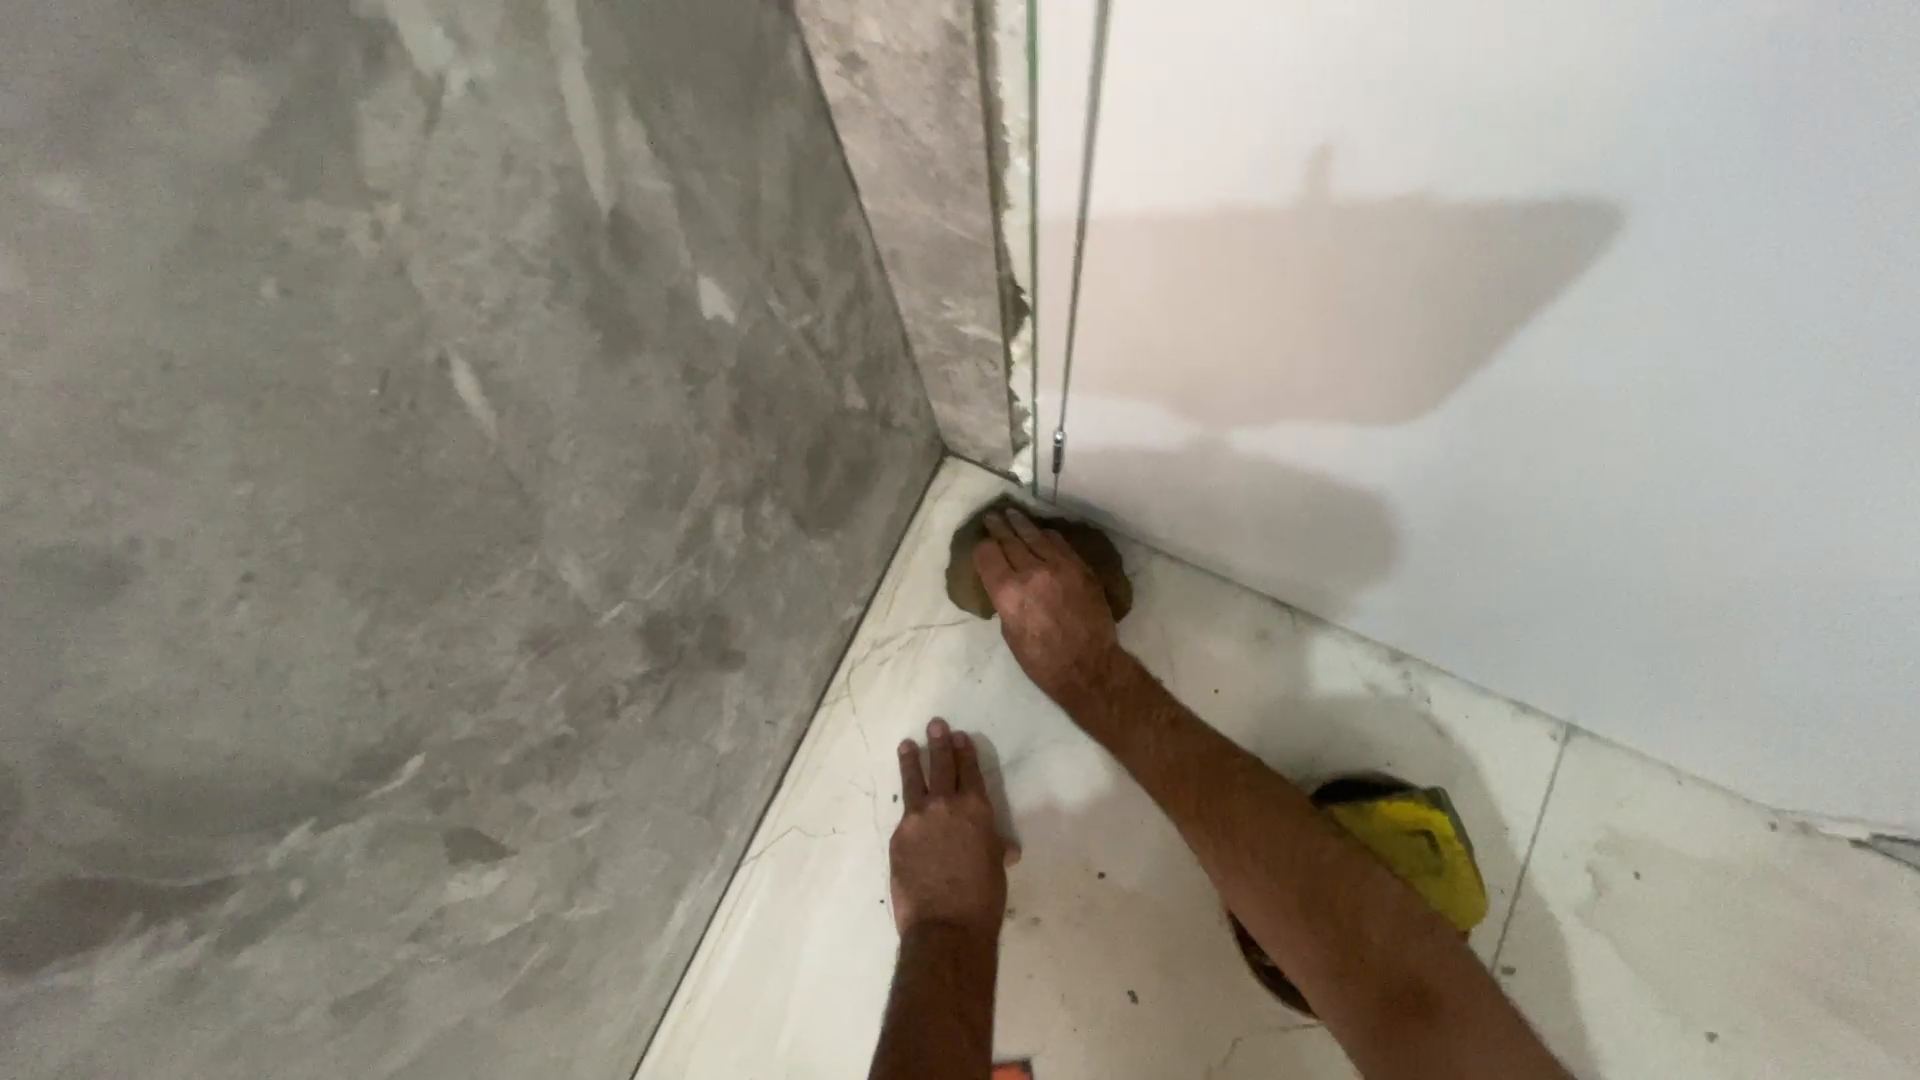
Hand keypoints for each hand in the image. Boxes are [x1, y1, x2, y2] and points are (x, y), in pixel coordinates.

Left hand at [890, 719, 1013, 937]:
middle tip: (935, 725)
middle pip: (942, 765)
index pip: (970, 771)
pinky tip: (906, 801)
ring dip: (912, 760)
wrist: (945, 925)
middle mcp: (947, 805)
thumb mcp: (996, 867)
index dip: (965, 752)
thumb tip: (1004, 848)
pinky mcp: (898, 836)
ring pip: (914, 780)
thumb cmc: (982, 898)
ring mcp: (918, 818)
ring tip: (908, 745)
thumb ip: (994, 847)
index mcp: (977, 809)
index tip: (959, 737)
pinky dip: (907, 803)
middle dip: (939, 743)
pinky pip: (905, 813)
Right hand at [971, 509, 1122, 707]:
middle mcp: (1031, 572)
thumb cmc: (1042, 661)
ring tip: (1012, 514)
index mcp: (1008, 593)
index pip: (987, 554)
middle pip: (1009, 540)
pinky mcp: (1080, 568)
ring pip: (1035, 535)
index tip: (982, 546)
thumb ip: (1005, 602)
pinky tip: (1040, 531)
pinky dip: (1046, 535)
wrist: (1089, 666)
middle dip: (998, 527)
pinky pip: (1059, 543)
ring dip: (1021, 524)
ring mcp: (1059, 567)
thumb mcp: (1010, 633)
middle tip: (992, 517)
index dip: (982, 548)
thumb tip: (1004, 584)